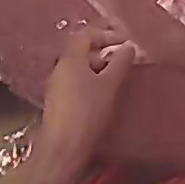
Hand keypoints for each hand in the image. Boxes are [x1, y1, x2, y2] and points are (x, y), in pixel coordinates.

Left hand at [37, 25, 137, 175]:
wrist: (62, 149)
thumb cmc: (88, 112)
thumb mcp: (109, 85)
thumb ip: (120, 62)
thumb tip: (128, 47)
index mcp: (69, 58)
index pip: (86, 35)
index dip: (106, 34)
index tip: (125, 39)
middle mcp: (59, 67)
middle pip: (81, 49)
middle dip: (103, 49)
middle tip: (124, 56)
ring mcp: (56, 84)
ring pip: (79, 66)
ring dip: (98, 65)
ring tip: (117, 74)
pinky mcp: (57, 100)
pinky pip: (76, 79)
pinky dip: (91, 78)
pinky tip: (104, 91)